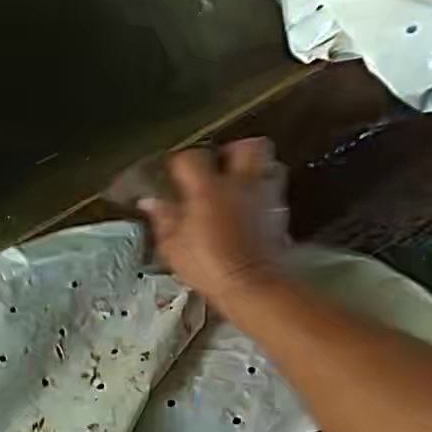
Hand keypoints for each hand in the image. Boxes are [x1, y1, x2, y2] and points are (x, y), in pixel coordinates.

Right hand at [135, 137, 289, 302]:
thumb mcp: (171, 245)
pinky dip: (260, 195)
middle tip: (218, 165)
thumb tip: (151, 202)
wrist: (249, 285)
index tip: (172, 172)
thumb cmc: (206, 265)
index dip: (179, 162)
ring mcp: (264, 197)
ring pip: (269, 164)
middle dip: (233, 151)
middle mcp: (240, 186)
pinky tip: (247, 209)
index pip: (191, 158)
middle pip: (248, 146)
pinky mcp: (280, 214)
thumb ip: (163, 218)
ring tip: (237, 184)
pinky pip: (273, 192)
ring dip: (253, 170)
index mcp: (207, 190)